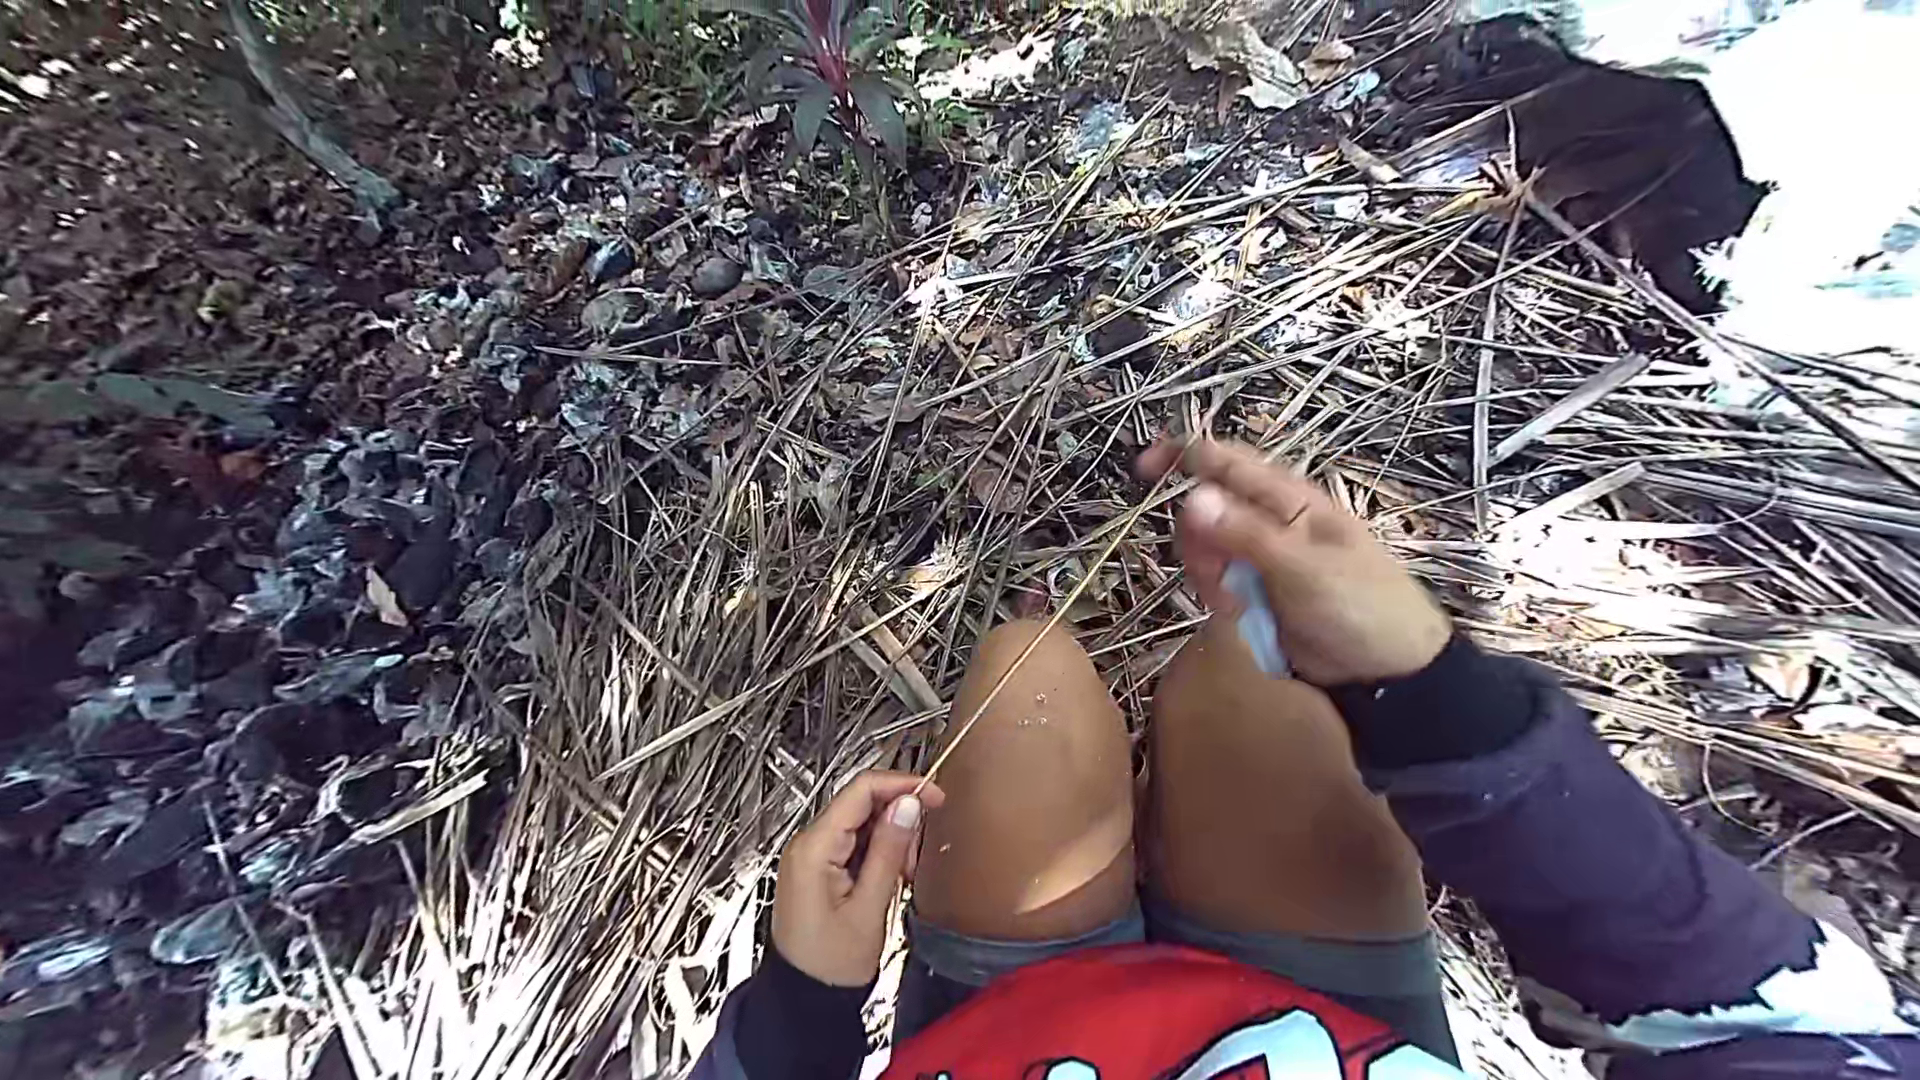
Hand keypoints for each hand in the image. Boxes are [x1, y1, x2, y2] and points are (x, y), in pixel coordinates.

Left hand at [771, 770, 946, 986]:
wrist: (802, 1006)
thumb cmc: (832, 966)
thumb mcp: (869, 907)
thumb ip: (889, 849)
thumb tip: (910, 802)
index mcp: (814, 846)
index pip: (862, 789)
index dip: (902, 785)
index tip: (935, 796)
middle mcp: (809, 841)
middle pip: (862, 802)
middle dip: (898, 819)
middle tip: (916, 855)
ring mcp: (812, 853)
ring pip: (863, 820)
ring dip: (891, 838)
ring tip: (903, 875)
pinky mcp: (819, 865)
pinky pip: (855, 841)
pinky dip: (879, 852)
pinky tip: (891, 877)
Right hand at [1138, 436, 1450, 685]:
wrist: (1383, 672)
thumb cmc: (1361, 606)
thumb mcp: (1304, 568)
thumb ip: (1245, 534)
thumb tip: (1191, 497)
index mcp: (1286, 499)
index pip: (1226, 462)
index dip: (1183, 455)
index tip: (1144, 467)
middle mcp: (1264, 520)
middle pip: (1202, 510)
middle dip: (1197, 539)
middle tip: (1216, 572)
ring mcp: (1253, 555)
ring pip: (1201, 547)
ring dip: (1206, 572)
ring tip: (1235, 600)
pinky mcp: (1247, 586)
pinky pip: (1210, 578)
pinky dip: (1214, 594)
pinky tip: (1238, 611)